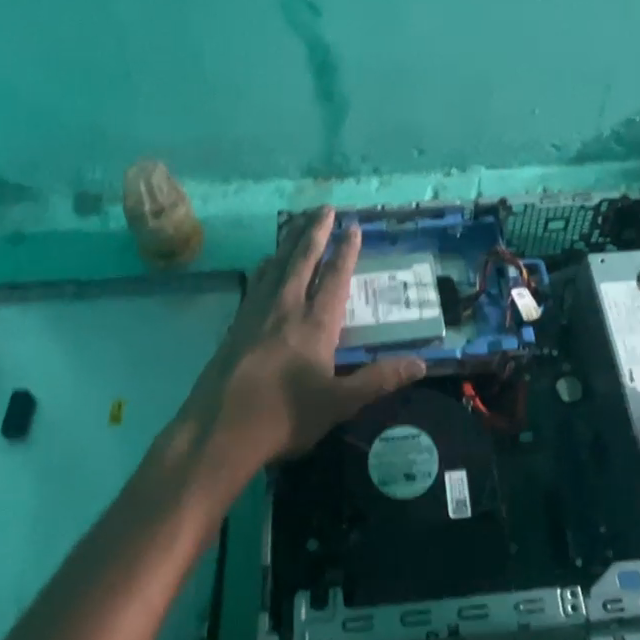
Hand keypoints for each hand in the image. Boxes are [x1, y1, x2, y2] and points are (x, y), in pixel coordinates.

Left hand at [179, 207, 426, 466]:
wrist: (218, 431)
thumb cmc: (283, 418)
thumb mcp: (339, 404)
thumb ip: (378, 380)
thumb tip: (421, 363)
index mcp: (314, 325)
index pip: (334, 278)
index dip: (345, 251)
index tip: (353, 226)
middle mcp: (285, 309)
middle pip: (301, 260)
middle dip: (315, 232)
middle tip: (324, 208)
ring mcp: (255, 315)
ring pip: (275, 266)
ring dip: (289, 242)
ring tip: (298, 224)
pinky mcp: (235, 326)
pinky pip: (256, 282)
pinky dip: (266, 266)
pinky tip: (265, 265)